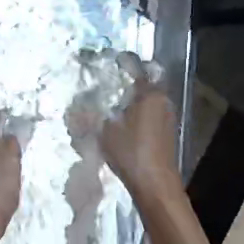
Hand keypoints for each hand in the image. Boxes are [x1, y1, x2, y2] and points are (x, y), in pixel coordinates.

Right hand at [101, 54, 180, 203]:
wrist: (155, 184)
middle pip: (143, 82)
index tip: (108, 59)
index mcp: (150, 95)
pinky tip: (119, 121)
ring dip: (129, 98)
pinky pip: (148, 111)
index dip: (123, 61)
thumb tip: (76, 101)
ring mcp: (166, 116)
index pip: (137, 67)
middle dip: (124, 81)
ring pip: (146, 98)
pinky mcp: (165, 131)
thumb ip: (92, 112)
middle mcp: (162, 101)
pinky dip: (134, 111)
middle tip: (102, 82)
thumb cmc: (131, 152)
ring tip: (107, 102)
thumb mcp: (105, 130)